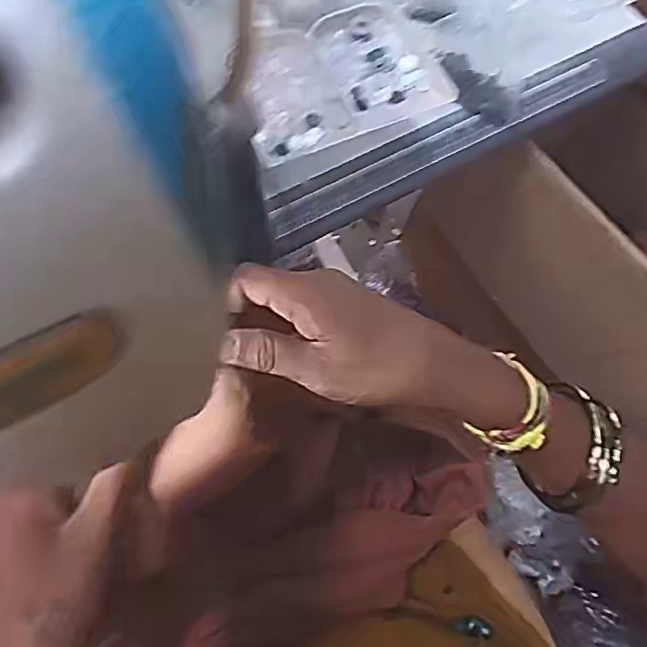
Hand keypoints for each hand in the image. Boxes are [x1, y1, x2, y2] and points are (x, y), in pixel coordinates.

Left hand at [0, 466, 141, 646]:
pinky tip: (84, 548)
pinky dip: (65, 531)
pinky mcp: (1, 556)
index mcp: (12, 488)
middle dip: (91, 491)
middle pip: (60, 480)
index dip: (103, 467)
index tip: (130, 478)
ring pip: (52, 505)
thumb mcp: (95, 540)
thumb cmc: (55, 602)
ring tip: (109, 523)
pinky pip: (41, 526)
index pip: (68, 455)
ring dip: (81, 513)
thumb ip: (113, 489)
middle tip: (124, 504)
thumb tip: (132, 456)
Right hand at [220, 264, 528, 427]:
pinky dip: (288, 322)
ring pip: (283, 294)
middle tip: (222, 347)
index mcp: (301, 290)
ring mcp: (334, 288)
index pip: (244, 277)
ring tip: (250, 352)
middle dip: (239, 311)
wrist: (440, 367)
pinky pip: (304, 303)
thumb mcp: (314, 369)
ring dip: (264, 319)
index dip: (220, 299)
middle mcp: (315, 279)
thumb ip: (266, 352)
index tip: (206, 330)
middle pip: (262, 284)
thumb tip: (221, 342)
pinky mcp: (348, 302)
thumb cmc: (376, 370)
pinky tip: (286, 349)